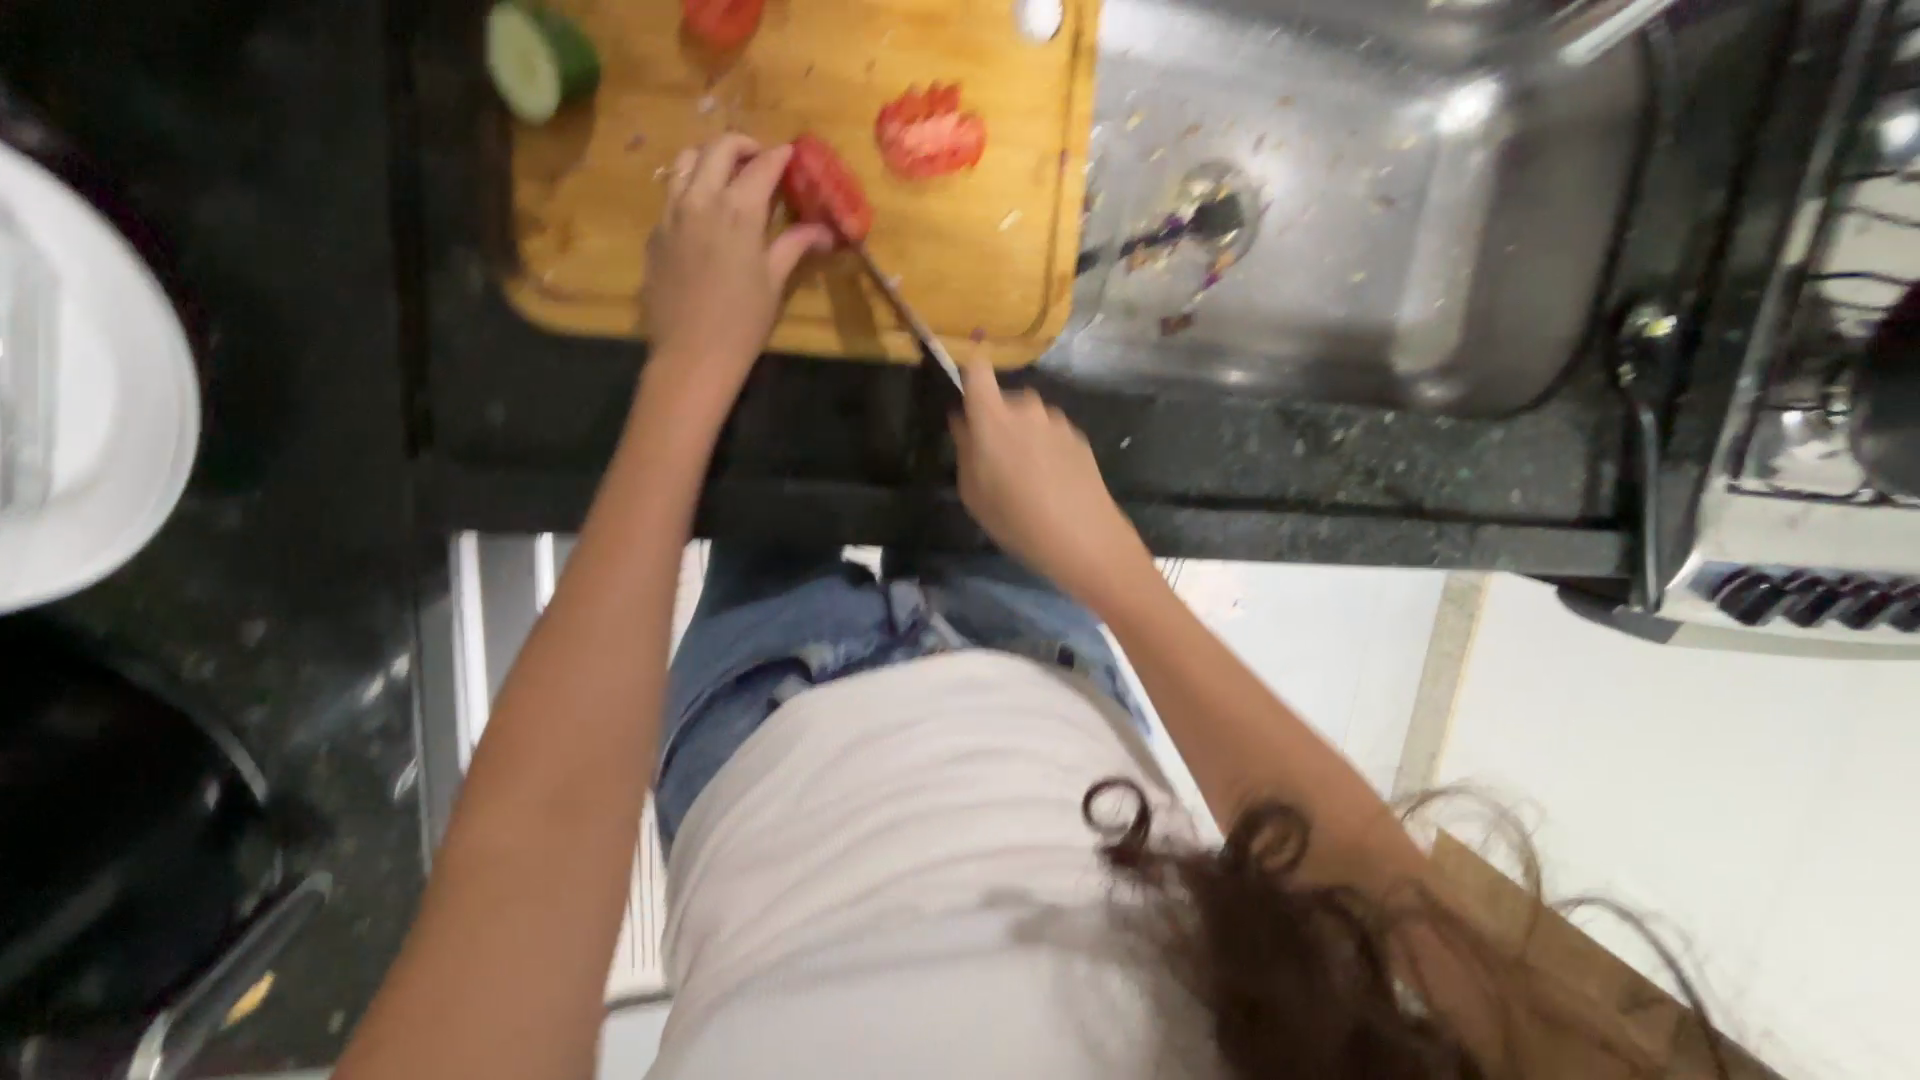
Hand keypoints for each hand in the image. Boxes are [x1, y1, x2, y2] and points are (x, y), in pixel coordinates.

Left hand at [642, 134, 833, 388]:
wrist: (691, 355)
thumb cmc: (742, 322)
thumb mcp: (774, 282)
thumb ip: (794, 245)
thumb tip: (825, 231)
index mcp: (738, 210)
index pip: (762, 166)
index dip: (780, 156)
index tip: (791, 155)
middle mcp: (701, 200)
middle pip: (718, 148)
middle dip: (742, 146)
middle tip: (759, 160)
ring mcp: (671, 213)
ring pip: (686, 162)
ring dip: (710, 159)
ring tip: (726, 176)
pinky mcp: (655, 233)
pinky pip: (671, 194)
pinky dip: (690, 188)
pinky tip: (704, 212)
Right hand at [950, 359, 1153, 610]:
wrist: (1084, 538)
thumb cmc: (1015, 519)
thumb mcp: (973, 493)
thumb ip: (965, 450)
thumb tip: (965, 424)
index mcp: (992, 417)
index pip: (977, 370)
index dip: (969, 374)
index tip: (965, 394)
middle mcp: (1027, 408)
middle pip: (1004, 400)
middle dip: (997, 421)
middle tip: (995, 461)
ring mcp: (1057, 422)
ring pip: (1030, 419)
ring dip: (1025, 437)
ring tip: (1027, 479)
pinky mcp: (1080, 437)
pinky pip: (1052, 435)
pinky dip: (1047, 451)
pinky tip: (1052, 485)